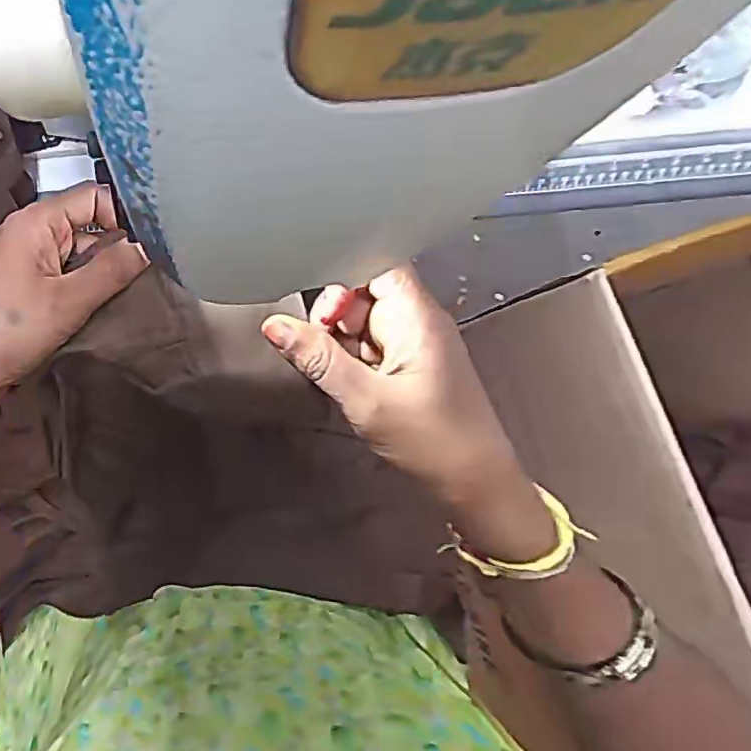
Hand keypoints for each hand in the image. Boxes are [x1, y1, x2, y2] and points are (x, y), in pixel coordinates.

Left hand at [0, 183, 148, 408]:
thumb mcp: (70, 300)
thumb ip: (113, 270)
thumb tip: (142, 249)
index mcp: (35, 222)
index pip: (95, 196)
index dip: (123, 219)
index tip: (142, 248)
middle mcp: (26, 233)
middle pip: (88, 227)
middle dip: (110, 254)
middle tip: (124, 285)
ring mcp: (23, 260)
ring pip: (77, 256)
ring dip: (94, 278)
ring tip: (96, 306)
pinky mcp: (22, 286)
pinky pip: (62, 277)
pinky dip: (77, 292)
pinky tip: (81, 314)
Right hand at [261, 265, 552, 559]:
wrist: (474, 484)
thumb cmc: (435, 442)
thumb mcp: (364, 399)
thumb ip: (318, 358)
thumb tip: (276, 327)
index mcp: (417, 317)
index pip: (376, 266)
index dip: (342, 282)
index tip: (322, 317)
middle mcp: (419, 323)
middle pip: (365, 293)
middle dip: (335, 318)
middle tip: (325, 353)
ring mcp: (416, 346)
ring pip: (364, 323)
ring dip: (341, 345)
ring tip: (342, 377)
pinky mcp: (411, 367)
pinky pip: (372, 348)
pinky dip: (353, 363)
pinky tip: (352, 386)